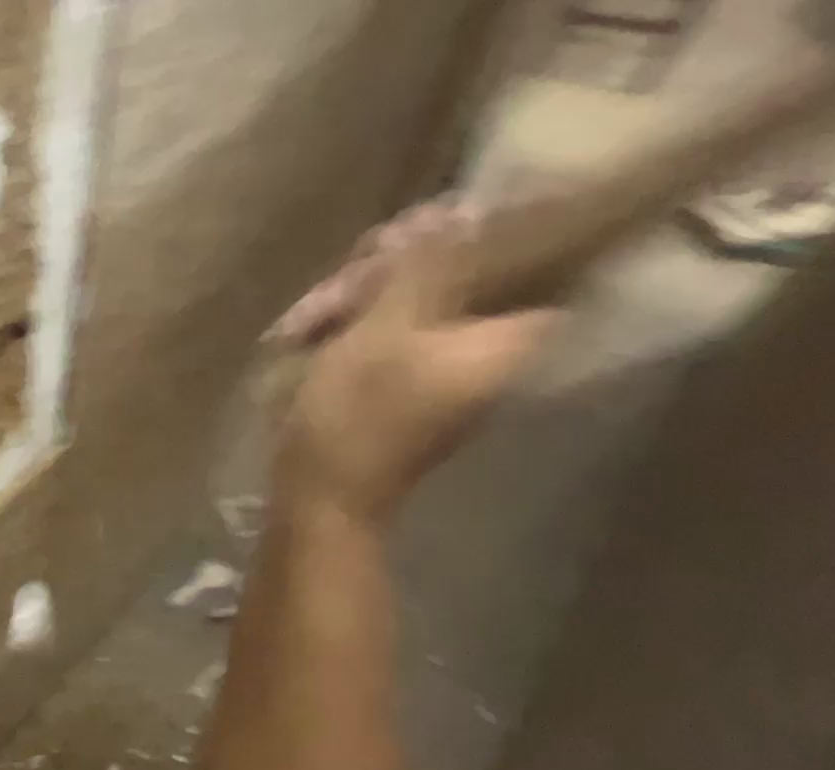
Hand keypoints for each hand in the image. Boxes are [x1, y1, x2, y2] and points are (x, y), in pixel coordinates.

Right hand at [274, 202, 559, 524]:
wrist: (321, 497)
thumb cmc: (358, 415)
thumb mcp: (385, 329)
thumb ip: (426, 266)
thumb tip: (462, 208)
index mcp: (502, 338)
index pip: (530, 260)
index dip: (489, 231)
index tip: (433, 220)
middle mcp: (483, 350)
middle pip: (458, 276)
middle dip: (394, 269)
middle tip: (345, 275)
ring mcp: (439, 369)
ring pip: (412, 302)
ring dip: (357, 299)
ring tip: (306, 316)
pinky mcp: (401, 383)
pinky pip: (387, 333)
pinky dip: (349, 328)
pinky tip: (303, 331)